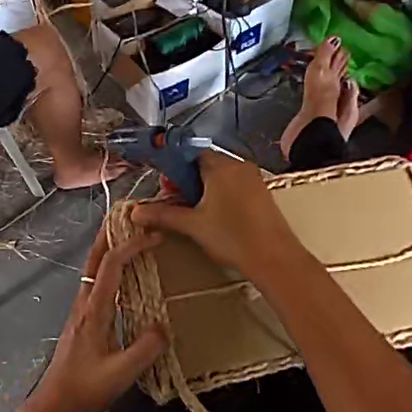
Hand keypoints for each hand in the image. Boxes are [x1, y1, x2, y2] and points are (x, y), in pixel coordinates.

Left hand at [17, 224, 167, 411]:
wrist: (54, 407)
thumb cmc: (86, 390)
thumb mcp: (122, 373)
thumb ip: (146, 348)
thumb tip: (164, 325)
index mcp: (94, 309)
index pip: (113, 264)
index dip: (133, 245)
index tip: (156, 236)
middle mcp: (85, 302)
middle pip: (96, 256)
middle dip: (113, 230)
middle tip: (132, 213)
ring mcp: (81, 309)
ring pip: (95, 266)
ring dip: (110, 245)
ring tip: (130, 233)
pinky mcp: (83, 318)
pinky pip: (97, 280)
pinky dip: (110, 264)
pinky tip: (124, 272)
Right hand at [132, 153, 308, 278]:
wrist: (275, 258)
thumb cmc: (232, 237)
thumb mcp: (193, 225)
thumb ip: (163, 214)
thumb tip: (136, 212)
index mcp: (221, 166)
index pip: (190, 153)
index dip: (174, 168)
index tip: (166, 187)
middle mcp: (238, 165)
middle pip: (205, 164)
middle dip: (187, 180)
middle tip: (176, 202)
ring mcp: (253, 179)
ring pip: (219, 176)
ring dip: (202, 189)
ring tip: (193, 213)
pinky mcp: (261, 193)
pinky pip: (233, 185)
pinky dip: (219, 195)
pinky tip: (213, 217)